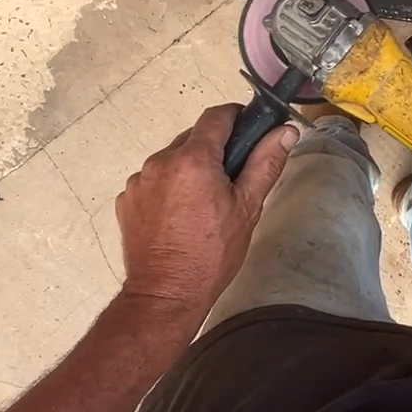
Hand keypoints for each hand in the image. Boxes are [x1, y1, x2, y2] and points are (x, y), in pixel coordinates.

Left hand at [114, 105, 296, 314]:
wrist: (165, 295)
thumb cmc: (212, 254)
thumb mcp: (248, 208)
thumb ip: (265, 163)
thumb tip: (285, 132)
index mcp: (193, 159)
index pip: (216, 116)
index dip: (236, 117)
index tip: (249, 128)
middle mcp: (160, 161)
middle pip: (193, 138)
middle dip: (214, 150)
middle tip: (232, 179)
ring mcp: (139, 181)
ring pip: (172, 160)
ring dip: (190, 169)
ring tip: (204, 203)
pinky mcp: (127, 199)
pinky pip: (153, 180)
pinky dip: (169, 188)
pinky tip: (180, 216)